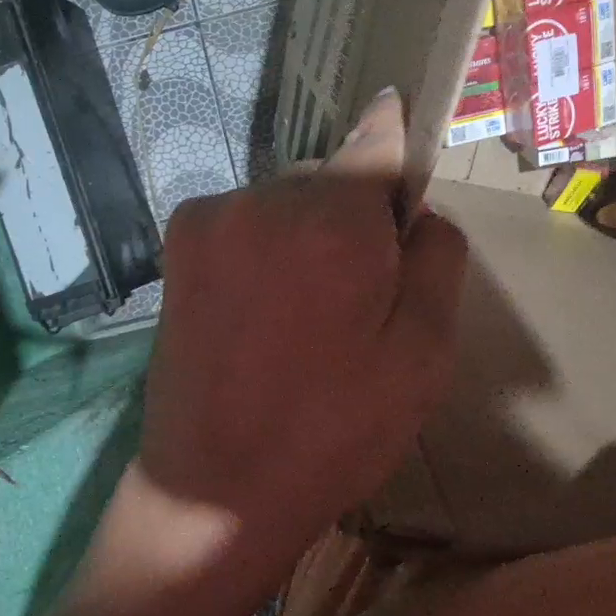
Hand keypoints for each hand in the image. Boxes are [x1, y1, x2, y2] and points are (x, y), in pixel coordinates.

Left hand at [135, 92, 467, 577]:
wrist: (214, 493)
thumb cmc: (336, 431)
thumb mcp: (425, 354)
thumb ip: (437, 256)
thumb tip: (417, 209)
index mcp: (333, 222)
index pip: (379, 139)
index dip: (401, 139)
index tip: (410, 122)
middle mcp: (265, 198)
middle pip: (334, 178)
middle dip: (357, 216)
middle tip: (361, 293)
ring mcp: (211, 217)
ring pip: (289, 198)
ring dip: (309, 231)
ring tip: (307, 313)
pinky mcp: (178, 243)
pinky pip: (247, 218)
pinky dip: (267, 244)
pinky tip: (265, 310)